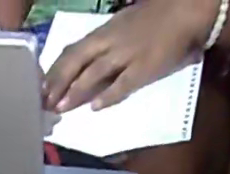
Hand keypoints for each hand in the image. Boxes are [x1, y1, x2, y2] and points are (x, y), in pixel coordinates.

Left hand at [43, 0, 216, 112]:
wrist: (187, 10)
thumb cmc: (159, 17)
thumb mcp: (127, 27)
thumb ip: (111, 45)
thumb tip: (97, 65)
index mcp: (105, 31)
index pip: (73, 50)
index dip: (56, 69)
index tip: (42, 86)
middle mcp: (110, 41)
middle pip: (76, 60)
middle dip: (57, 82)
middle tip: (43, 101)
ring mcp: (126, 54)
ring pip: (93, 73)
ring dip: (75, 91)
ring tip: (61, 107)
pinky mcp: (143, 68)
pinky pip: (122, 84)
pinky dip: (107, 96)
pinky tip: (95, 108)